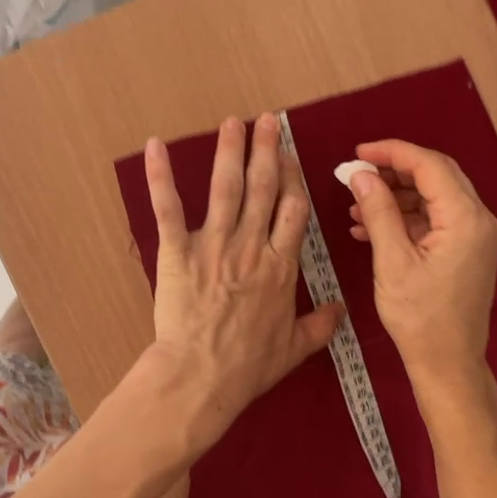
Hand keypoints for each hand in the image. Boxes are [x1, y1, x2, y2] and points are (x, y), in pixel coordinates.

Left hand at [141, 114, 343, 454]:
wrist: (202, 376)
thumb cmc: (248, 366)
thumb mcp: (295, 348)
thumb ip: (320, 326)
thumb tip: (340, 311)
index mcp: (282, 267)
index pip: (293, 210)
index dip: (292, 178)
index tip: (291, 156)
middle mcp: (252, 247)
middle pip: (264, 188)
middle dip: (267, 150)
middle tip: (267, 121)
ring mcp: (214, 245)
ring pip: (225, 188)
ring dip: (229, 152)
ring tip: (233, 123)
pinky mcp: (176, 251)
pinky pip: (168, 208)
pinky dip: (159, 176)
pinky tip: (155, 147)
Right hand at [346, 140, 496, 378]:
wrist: (447, 362)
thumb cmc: (419, 317)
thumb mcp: (392, 261)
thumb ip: (377, 211)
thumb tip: (359, 174)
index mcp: (466, 219)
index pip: (429, 165)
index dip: (392, 153)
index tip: (357, 153)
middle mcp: (480, 219)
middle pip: (436, 175)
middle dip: (393, 171)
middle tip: (356, 174)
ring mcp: (476, 236)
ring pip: (434, 197)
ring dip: (396, 196)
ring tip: (356, 207)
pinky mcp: (467, 250)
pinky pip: (436, 220)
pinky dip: (405, 218)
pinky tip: (370, 228)